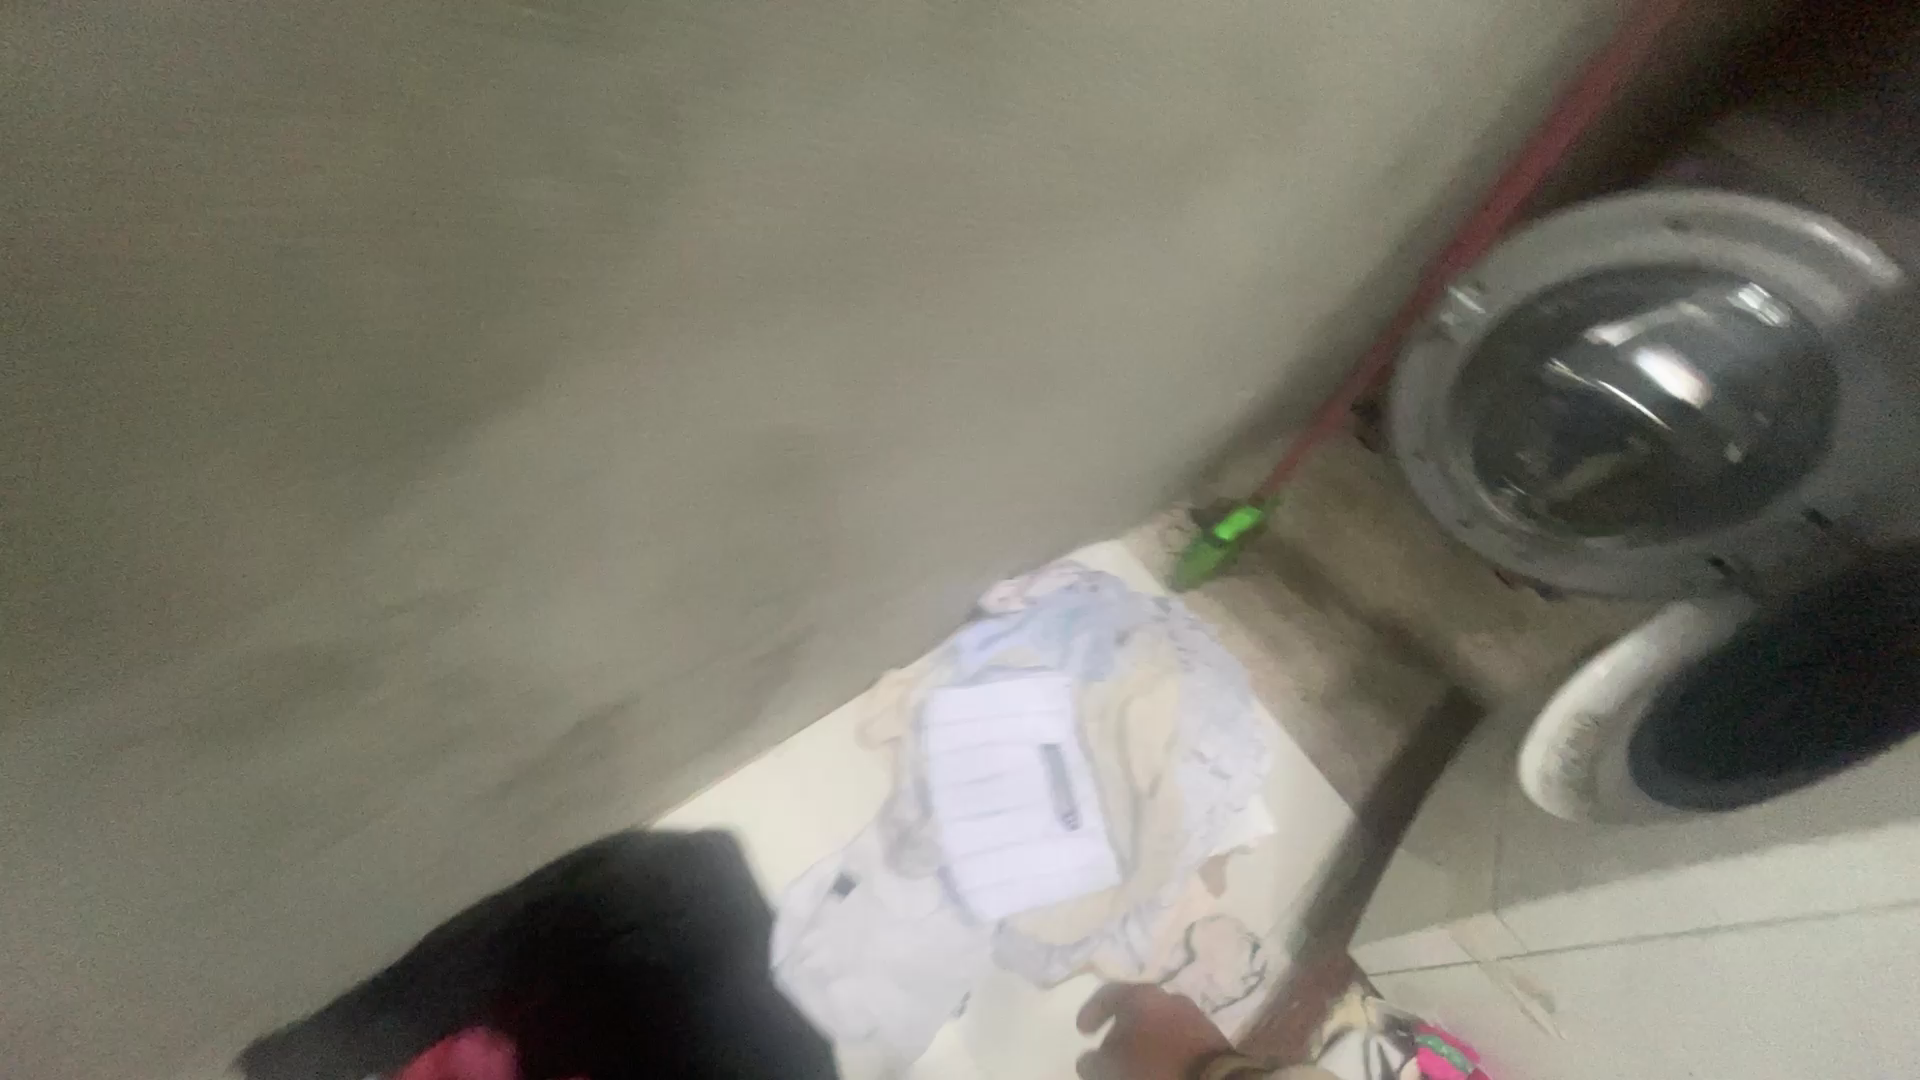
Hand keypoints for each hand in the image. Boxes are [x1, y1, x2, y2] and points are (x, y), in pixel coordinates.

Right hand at [1075, 983, 1231, 1079]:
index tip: (1083, 1031)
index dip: (1092, 1012)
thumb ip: (1095, 1061)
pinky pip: (1178, 1037)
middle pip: (1135, 1009)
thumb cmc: (1155, 1068)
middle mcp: (1166, 996)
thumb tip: (1086, 1059)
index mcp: (1141, 995)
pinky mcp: (1211, 1036)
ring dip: (1144, 1041)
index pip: (1108, 994)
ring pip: (1159, 1023)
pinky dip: (1165, 1049)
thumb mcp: (1114, 1066)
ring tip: (1135, 1063)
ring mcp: (1192, 1014)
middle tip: (1109, 1052)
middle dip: (1120, 1031)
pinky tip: (1160, 1065)